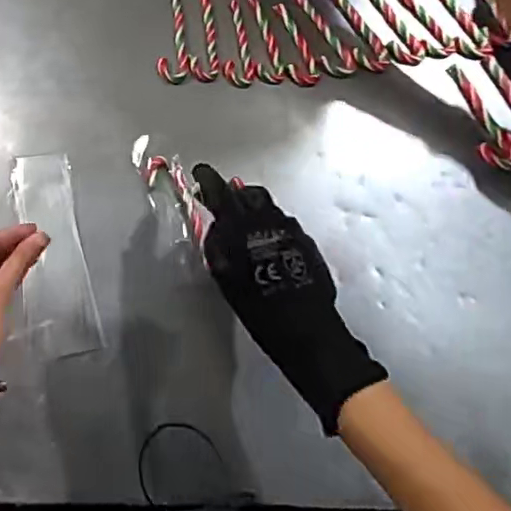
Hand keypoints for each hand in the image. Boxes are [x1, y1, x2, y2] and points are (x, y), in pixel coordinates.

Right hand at [192, 166, 386, 433]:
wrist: (309, 335)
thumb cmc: (260, 311)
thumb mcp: (226, 280)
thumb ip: (217, 247)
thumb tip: (216, 226)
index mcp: (244, 227)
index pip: (222, 192)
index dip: (208, 180)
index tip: (200, 175)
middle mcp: (271, 221)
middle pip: (251, 194)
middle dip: (237, 195)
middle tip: (226, 206)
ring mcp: (294, 231)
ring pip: (270, 209)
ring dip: (256, 212)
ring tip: (248, 230)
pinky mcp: (309, 244)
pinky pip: (285, 225)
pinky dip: (273, 227)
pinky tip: (269, 247)